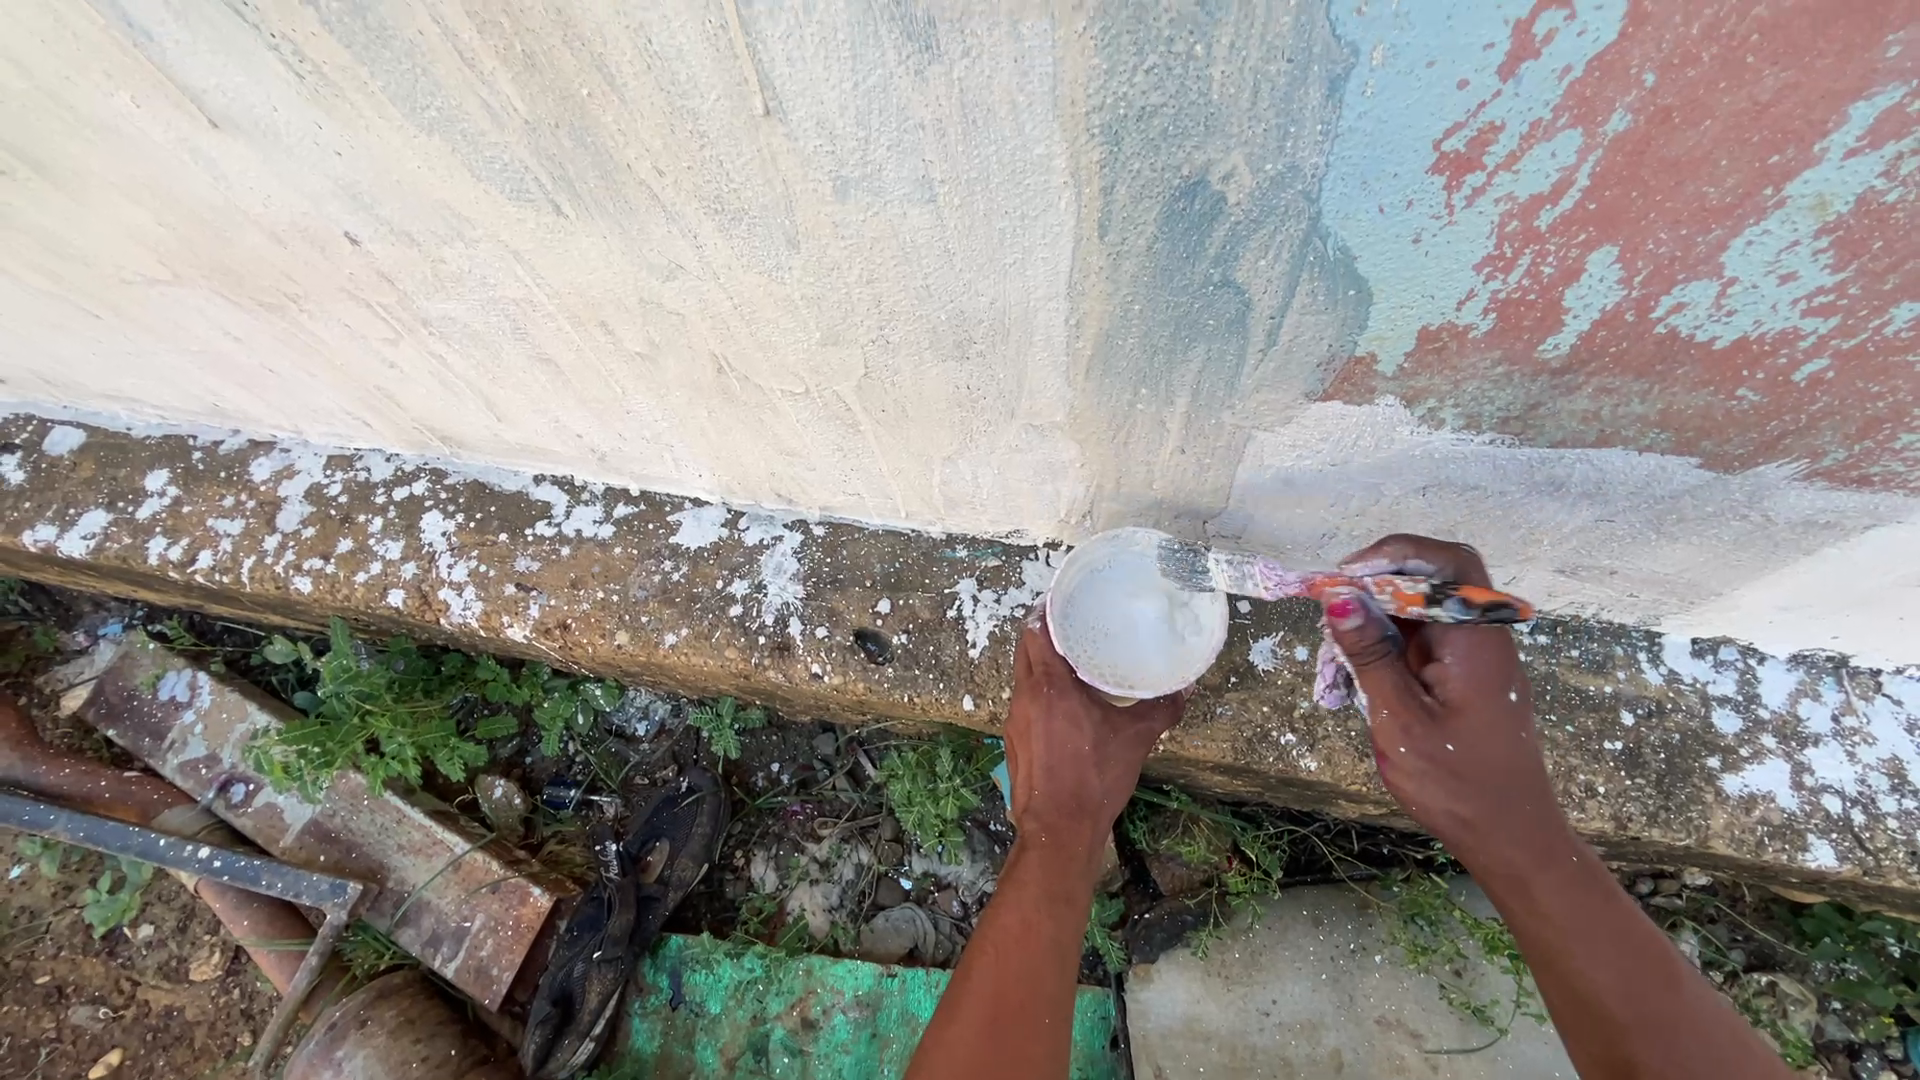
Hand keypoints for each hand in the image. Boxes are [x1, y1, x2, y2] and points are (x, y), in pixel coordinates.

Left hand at [1004, 614, 1185, 882]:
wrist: (1058, 828)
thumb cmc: (1095, 778)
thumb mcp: (1135, 740)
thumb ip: (1161, 709)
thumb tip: (1186, 687)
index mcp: (1050, 687)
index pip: (1036, 632)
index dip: (1045, 612)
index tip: (1062, 600)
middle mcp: (1025, 696)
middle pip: (1024, 648)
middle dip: (1041, 632)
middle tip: (1068, 623)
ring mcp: (1014, 718)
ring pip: (1022, 675)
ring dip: (1039, 662)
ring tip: (1068, 657)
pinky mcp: (1012, 737)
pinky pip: (1023, 700)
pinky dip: (1037, 689)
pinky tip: (1060, 700)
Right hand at [1317, 535, 1570, 874]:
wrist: (1509, 836)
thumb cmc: (1456, 782)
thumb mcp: (1398, 717)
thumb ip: (1369, 653)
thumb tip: (1338, 598)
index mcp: (1475, 642)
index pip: (1446, 564)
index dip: (1393, 554)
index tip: (1343, 578)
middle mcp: (1480, 639)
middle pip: (1429, 581)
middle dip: (1373, 589)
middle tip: (1330, 612)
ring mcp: (1472, 658)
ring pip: (1416, 613)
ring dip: (1370, 625)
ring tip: (1333, 661)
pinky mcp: (1462, 676)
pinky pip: (1417, 642)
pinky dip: (1381, 650)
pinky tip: (1352, 678)